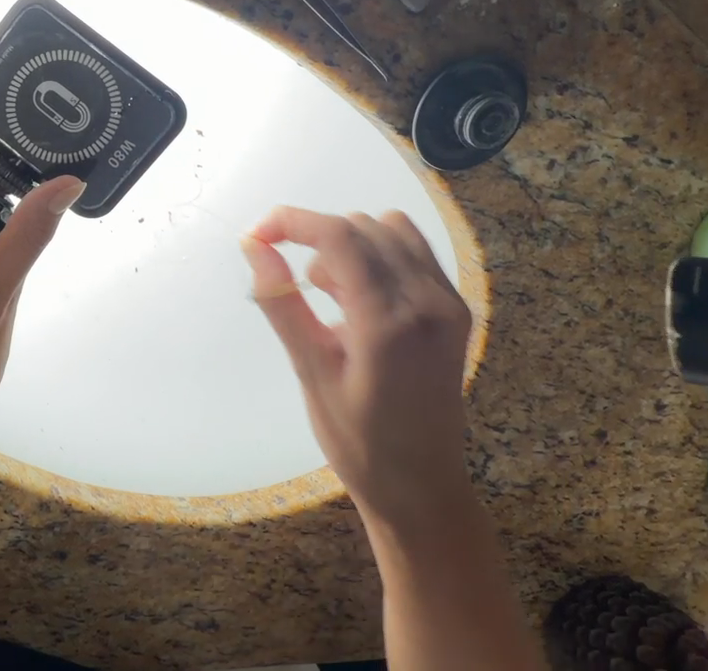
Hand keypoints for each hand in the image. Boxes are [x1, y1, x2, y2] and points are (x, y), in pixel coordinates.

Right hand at [242, 207, 473, 529]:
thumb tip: (252, 246)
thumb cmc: (356, 440)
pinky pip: (411, 250)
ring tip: (330, 296)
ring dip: (347, 246)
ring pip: (388, 230)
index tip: (256, 238)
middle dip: (315, 239)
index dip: (290, 221)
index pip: (339, 236)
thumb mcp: (310, 372)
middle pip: (361, 227)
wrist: (422, 486)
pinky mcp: (455, 309)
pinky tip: (359, 295)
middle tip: (294, 286)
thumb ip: (282, 303)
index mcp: (389, 321)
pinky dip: (376, 254)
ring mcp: (448, 303)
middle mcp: (428, 301)